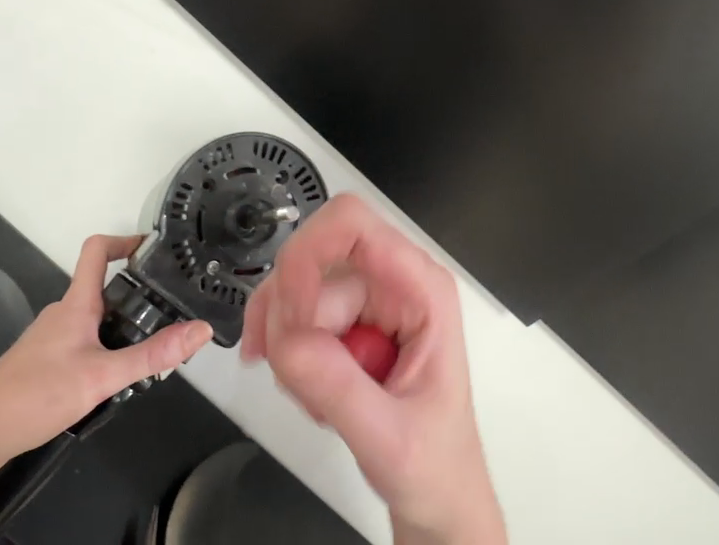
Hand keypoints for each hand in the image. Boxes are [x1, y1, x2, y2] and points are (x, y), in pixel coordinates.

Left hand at [0, 234, 212, 488]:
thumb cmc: (36, 396)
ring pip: (95, 321)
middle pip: (104, 289)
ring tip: (150, 357)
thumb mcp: (102, 377)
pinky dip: (104, 352)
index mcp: (76, 304)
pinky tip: (114, 383)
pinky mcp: (43, 362)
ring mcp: (51, 338)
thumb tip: (200, 329)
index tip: (156, 249)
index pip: (97, 250)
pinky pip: (83, 344)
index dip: (125, 240)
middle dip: (138, 299)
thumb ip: (152, 355)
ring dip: (123, 331)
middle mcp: (63, 313)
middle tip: (171, 316)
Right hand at [243, 196, 505, 544]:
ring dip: (287, 344)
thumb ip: (341, 389)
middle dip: (290, 317)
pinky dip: (283, 351)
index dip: (309, 254)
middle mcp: (392, 281)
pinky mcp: (344, 320)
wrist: (436, 493)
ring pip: (293, 290)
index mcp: (422, 288)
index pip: (353, 224)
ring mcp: (366, 299)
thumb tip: (289, 342)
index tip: (291, 315)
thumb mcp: (392, 437)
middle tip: (297, 376)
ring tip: (316, 399)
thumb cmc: (436, 463)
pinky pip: (290, 314)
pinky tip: (309, 391)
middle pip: (312, 259)